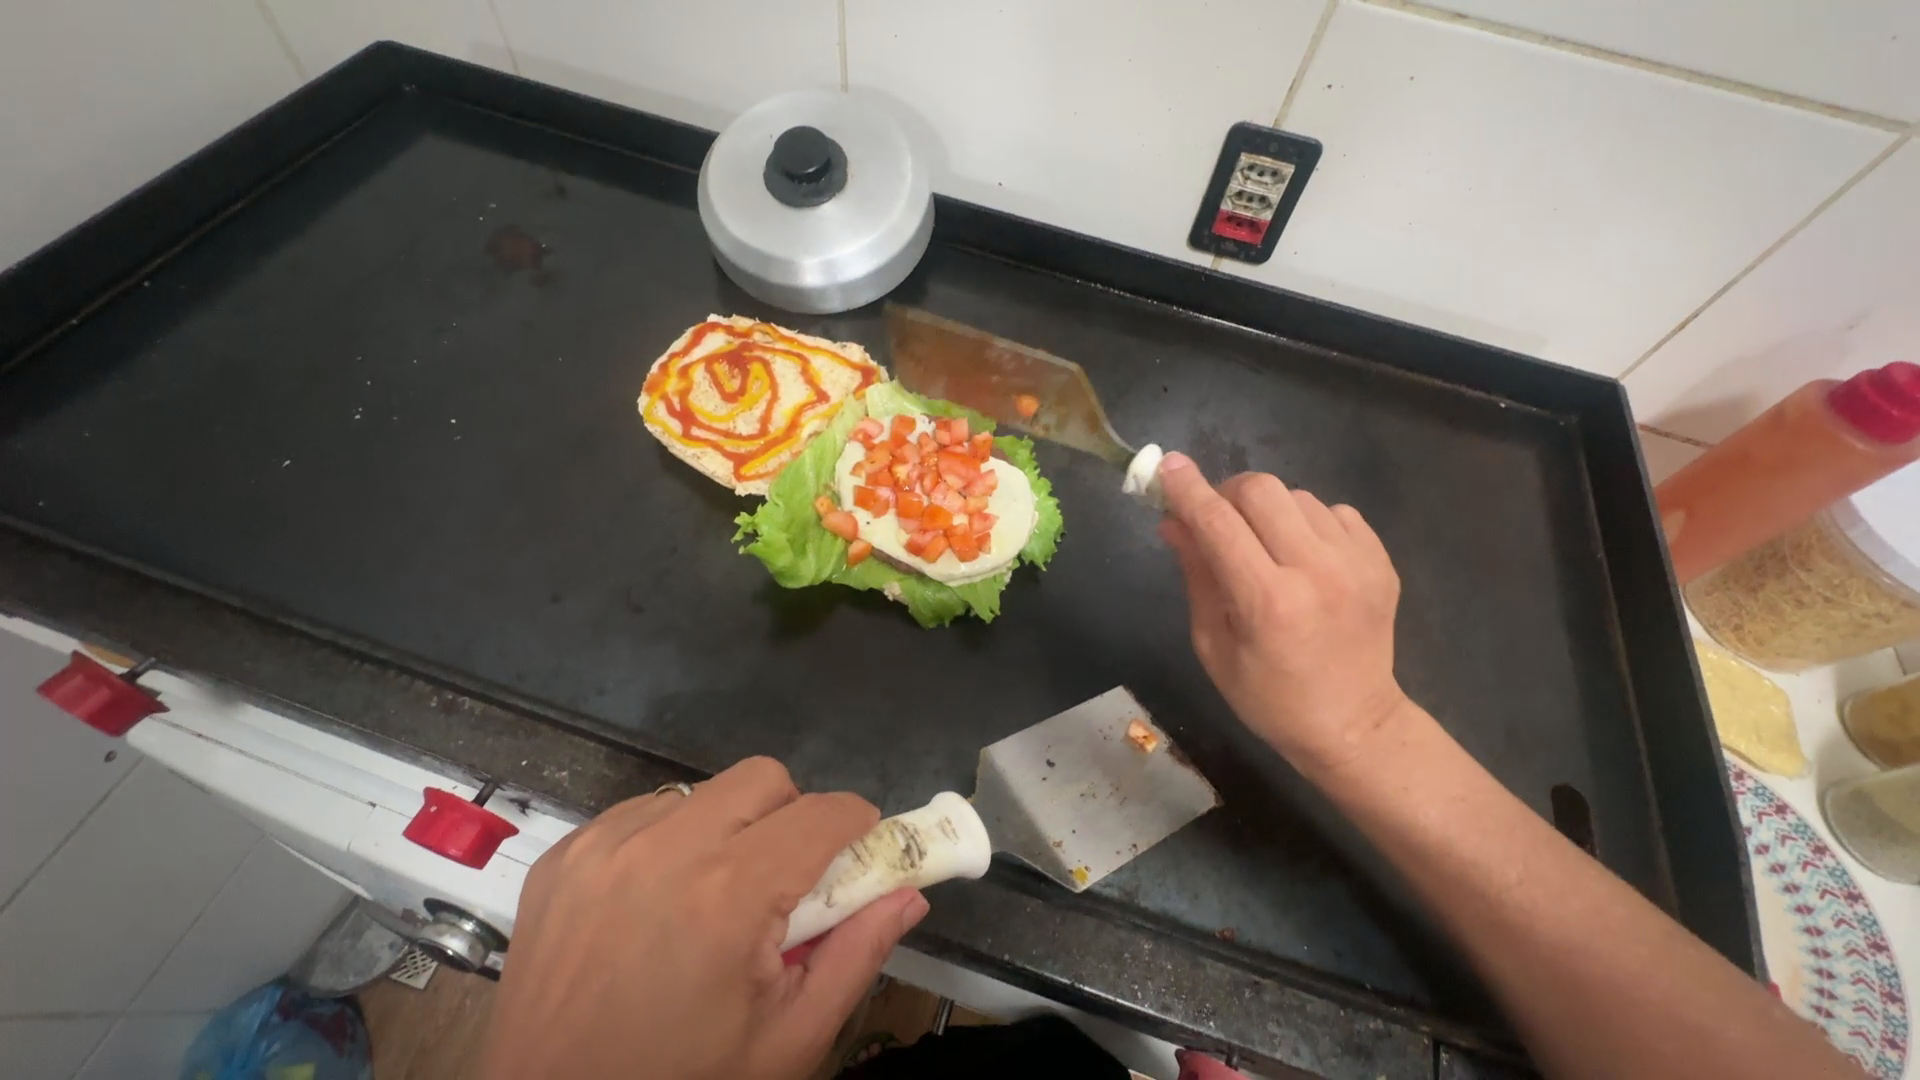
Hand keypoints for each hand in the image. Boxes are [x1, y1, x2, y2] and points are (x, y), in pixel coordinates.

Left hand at [479, 758, 927, 1079]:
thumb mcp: (788, 1040)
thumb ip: (856, 955)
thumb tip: (908, 895)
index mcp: (728, 895)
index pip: (823, 813)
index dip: (855, 827)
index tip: (857, 856)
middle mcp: (666, 848)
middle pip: (765, 778)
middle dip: (793, 814)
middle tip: (785, 879)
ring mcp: (606, 844)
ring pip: (705, 792)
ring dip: (729, 827)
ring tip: (713, 897)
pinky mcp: (566, 853)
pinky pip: (646, 811)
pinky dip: (671, 839)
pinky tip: (658, 900)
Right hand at [1158, 453, 1413, 777]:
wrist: (1354, 725)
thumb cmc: (1268, 697)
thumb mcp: (1213, 644)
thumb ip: (1196, 575)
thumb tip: (1173, 522)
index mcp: (1268, 601)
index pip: (1218, 524)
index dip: (1188, 490)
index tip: (1168, 465)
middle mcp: (1317, 571)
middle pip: (1262, 490)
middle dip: (1227, 494)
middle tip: (1216, 519)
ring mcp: (1357, 563)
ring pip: (1297, 496)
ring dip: (1267, 511)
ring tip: (1263, 546)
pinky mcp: (1381, 561)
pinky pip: (1333, 511)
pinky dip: (1306, 522)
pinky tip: (1301, 556)